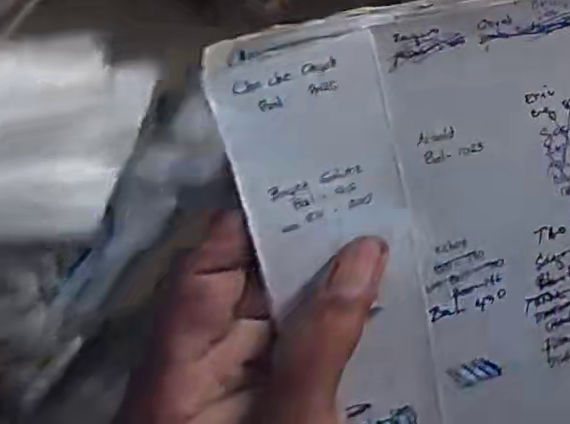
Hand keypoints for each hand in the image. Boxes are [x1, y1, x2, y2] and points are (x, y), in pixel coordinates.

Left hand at [119, 210, 388, 423]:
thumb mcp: (293, 422)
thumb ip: (320, 342)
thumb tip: (365, 248)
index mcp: (178, 376)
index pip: (202, 274)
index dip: (246, 219)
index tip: (302, 171)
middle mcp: (204, 369)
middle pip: (253, 281)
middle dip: (311, 235)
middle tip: (370, 188)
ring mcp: (243, 383)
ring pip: (290, 304)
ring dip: (339, 270)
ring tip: (391, 223)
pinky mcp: (279, 394)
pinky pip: (313, 333)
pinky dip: (348, 306)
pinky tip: (391, 282)